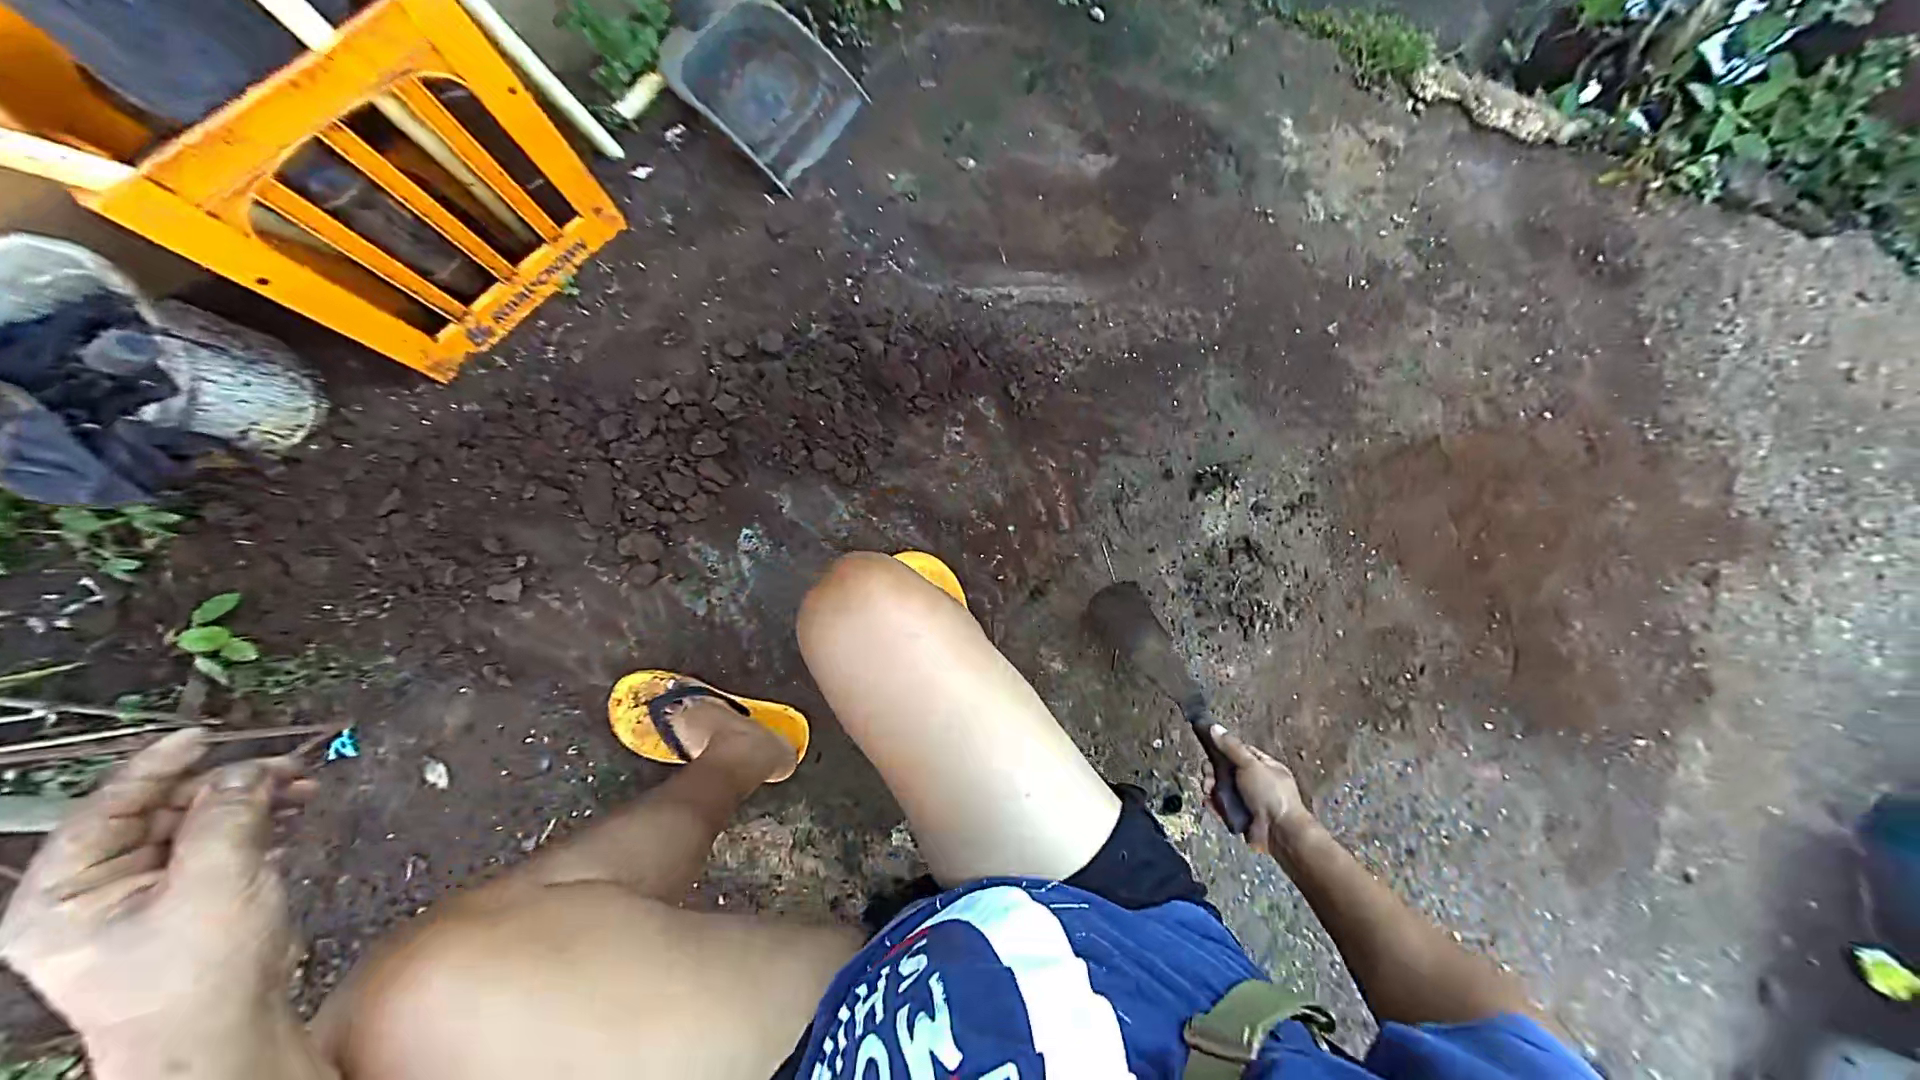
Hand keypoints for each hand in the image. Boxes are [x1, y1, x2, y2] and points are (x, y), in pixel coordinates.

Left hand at [0, 729, 320, 1076]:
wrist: (226, 1029)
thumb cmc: (199, 971)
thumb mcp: (214, 882)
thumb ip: (227, 818)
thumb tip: (247, 770)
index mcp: (63, 897)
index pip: (106, 810)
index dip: (154, 768)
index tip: (202, 736)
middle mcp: (96, 892)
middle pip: (161, 813)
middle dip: (227, 786)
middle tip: (285, 767)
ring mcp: (145, 897)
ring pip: (198, 824)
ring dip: (252, 801)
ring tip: (301, 788)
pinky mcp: (189, 899)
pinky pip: (221, 843)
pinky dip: (259, 822)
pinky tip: (291, 813)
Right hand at [1204, 725, 1313, 854]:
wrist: (1280, 833)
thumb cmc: (1270, 794)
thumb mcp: (1250, 765)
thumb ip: (1231, 747)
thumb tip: (1214, 727)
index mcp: (1265, 767)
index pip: (1240, 752)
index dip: (1224, 750)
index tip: (1210, 750)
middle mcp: (1256, 783)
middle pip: (1227, 771)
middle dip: (1213, 771)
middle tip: (1208, 776)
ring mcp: (1248, 801)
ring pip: (1222, 789)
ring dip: (1211, 788)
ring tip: (1208, 790)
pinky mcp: (1240, 817)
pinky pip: (1222, 807)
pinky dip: (1214, 804)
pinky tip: (1209, 802)